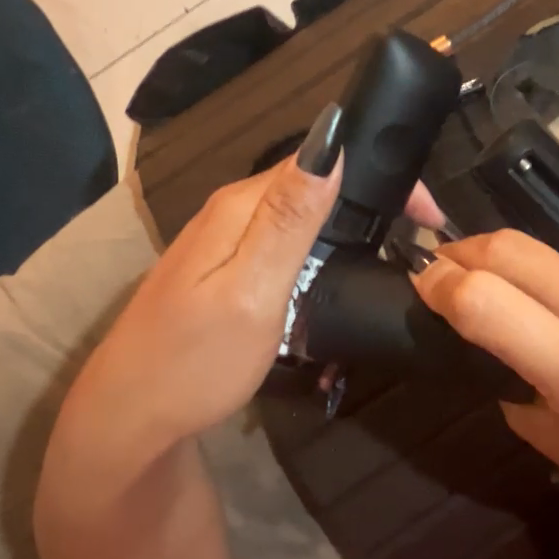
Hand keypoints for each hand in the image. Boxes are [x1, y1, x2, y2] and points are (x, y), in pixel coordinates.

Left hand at [57, 106, 441, 448]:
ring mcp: (226, 243)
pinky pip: (288, 246)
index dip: (378, 172)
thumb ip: (291, 218)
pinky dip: (324, 255)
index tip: (428, 213)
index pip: (321, 159)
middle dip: (372, 201)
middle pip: (314, 184)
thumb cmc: (196, 360)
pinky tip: (343, 278)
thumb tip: (331, 138)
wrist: (130, 419)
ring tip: (396, 255)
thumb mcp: (252, 290)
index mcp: (242, 206)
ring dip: (351, 228)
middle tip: (422, 238)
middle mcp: (233, 212)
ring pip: (303, 216)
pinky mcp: (227, 271)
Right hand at [411, 229, 558, 518]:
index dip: (440, 284)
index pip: (486, 301)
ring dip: (501, 262)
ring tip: (483, 283)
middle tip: (439, 269)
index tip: (419, 283)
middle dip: (462, 252)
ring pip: (540, 250)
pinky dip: (544, 278)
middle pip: (511, 250)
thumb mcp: (539, 429)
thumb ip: (499, 364)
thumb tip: (461, 310)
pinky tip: (547, 305)